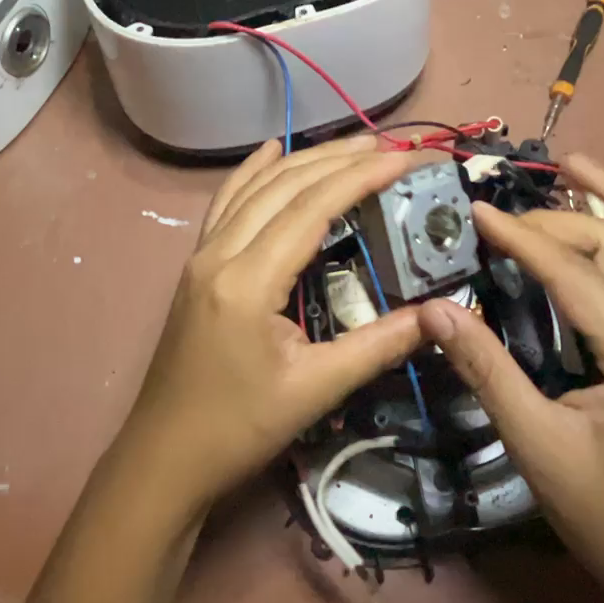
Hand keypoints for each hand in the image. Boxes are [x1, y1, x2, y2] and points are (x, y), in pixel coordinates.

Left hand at [122, 136, 425, 505]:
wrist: (164, 457)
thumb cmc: (239, 428)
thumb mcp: (315, 389)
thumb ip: (377, 345)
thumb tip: (439, 315)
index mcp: (248, 280)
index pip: (310, 208)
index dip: (359, 177)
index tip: (402, 157)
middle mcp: (219, 253)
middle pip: (283, 186)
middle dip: (337, 159)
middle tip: (387, 144)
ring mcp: (202, 255)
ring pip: (254, 188)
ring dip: (301, 160)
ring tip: (349, 145)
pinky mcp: (196, 265)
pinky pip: (226, 203)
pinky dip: (251, 172)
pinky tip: (268, 151)